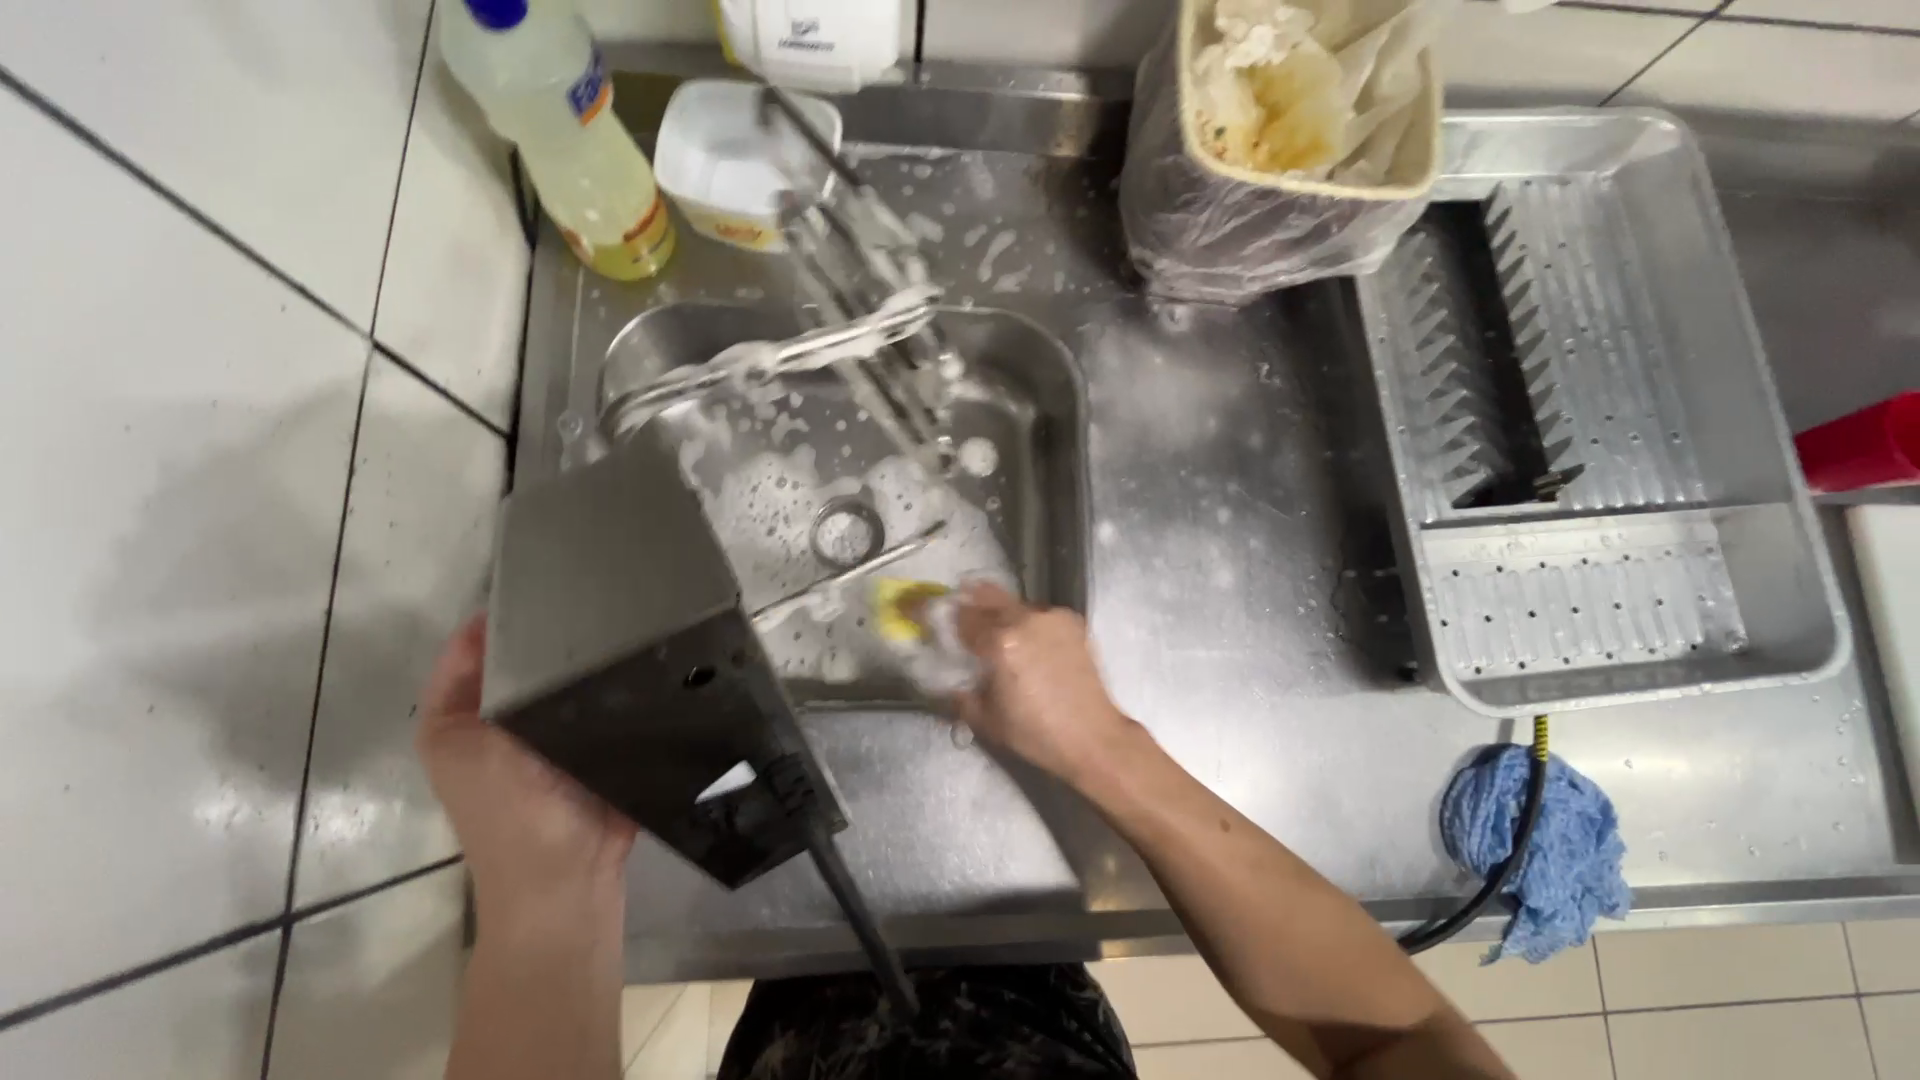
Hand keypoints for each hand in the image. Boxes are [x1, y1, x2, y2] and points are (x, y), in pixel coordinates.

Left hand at [416, 614, 637, 931]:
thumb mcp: (486, 748)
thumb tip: (531, 626)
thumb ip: (503, 690)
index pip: (472, 648)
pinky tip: (641, 657)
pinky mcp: (590, 748)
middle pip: (524, 661)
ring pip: (564, 680)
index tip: (547, 577)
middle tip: (598, 591)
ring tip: (625, 616)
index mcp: (457, 721)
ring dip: (586, 658)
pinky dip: (613, 684)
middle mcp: (499, 723)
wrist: (570, 882)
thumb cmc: (516, 819)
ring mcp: (547, 736)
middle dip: (553, 632)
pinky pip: (599, 703)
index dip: (501, 615)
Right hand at [949, 582, 1138, 782]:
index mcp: (1000, 642)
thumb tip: (949, 678)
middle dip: (969, 603)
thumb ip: (960, 693)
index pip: (961, 617)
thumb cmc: (1035, 733)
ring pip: (1015, 603)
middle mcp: (1026, 620)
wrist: (1092, 736)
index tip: (930, 616)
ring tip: (998, 632)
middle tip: (961, 615)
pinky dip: (1028, 622)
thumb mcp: (985, 719)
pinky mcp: (1073, 621)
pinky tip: (1029, 642)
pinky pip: (1040, 613)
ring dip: (1000, 612)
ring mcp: (1052, 617)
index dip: (942, 617)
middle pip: (986, 596)